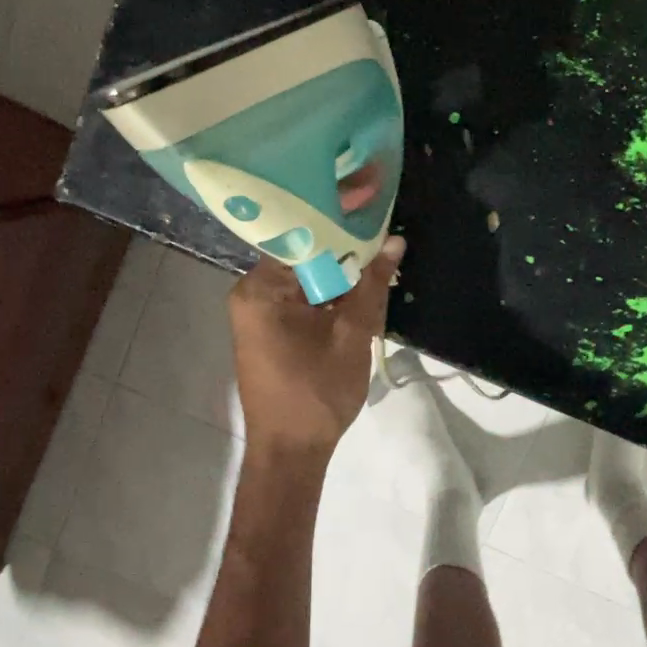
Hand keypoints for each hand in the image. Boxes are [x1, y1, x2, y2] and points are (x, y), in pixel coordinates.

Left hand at [229, 236, 405, 466]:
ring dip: (343, 272)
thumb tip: (394, 242)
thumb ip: (371, 286)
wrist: (291, 453)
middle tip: (383, 226)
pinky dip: (333, 294)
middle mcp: (252, 294)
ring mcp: (260, 314)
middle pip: (304, 255)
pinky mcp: (272, 331)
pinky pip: (304, 299)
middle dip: (346, 244)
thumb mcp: (352, 335)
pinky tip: (364, 287)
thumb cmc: (316, 394)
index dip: (338, 215)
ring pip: (308, 278)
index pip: (301, 235)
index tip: (370, 193)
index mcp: (260, 290)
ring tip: (381, 252)